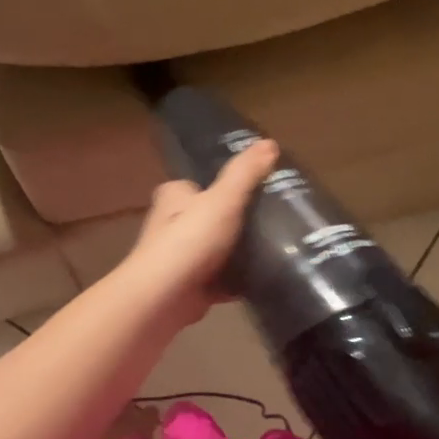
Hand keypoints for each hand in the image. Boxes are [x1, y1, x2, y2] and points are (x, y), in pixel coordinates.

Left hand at [119, 139, 278, 325]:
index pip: (194, 185)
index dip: (218, 187)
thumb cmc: (191, 239)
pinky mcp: (191, 288)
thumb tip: (269, 142)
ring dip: (236, 253)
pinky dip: (237, 282)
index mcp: (174, 198)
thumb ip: (245, 173)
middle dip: (231, 222)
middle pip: (207, 218)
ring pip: (215, 251)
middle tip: (268, 220)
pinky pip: (221, 281)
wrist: (166, 296)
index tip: (250, 190)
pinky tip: (262, 280)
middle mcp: (171, 226)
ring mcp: (180, 259)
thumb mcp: (223, 198)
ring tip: (273, 248)